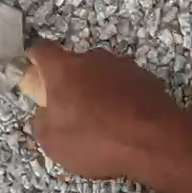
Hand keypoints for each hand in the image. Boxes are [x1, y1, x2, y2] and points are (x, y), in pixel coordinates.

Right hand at [27, 42, 191, 180]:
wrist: (155, 140)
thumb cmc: (96, 139)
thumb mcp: (53, 142)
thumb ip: (41, 121)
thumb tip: (44, 113)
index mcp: (64, 68)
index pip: (42, 50)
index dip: (36, 61)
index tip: (36, 74)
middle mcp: (93, 59)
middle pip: (74, 64)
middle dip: (70, 83)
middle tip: (71, 111)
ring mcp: (123, 66)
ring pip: (101, 75)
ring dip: (97, 91)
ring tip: (102, 122)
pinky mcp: (146, 78)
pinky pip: (124, 86)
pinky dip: (120, 99)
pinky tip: (124, 123)